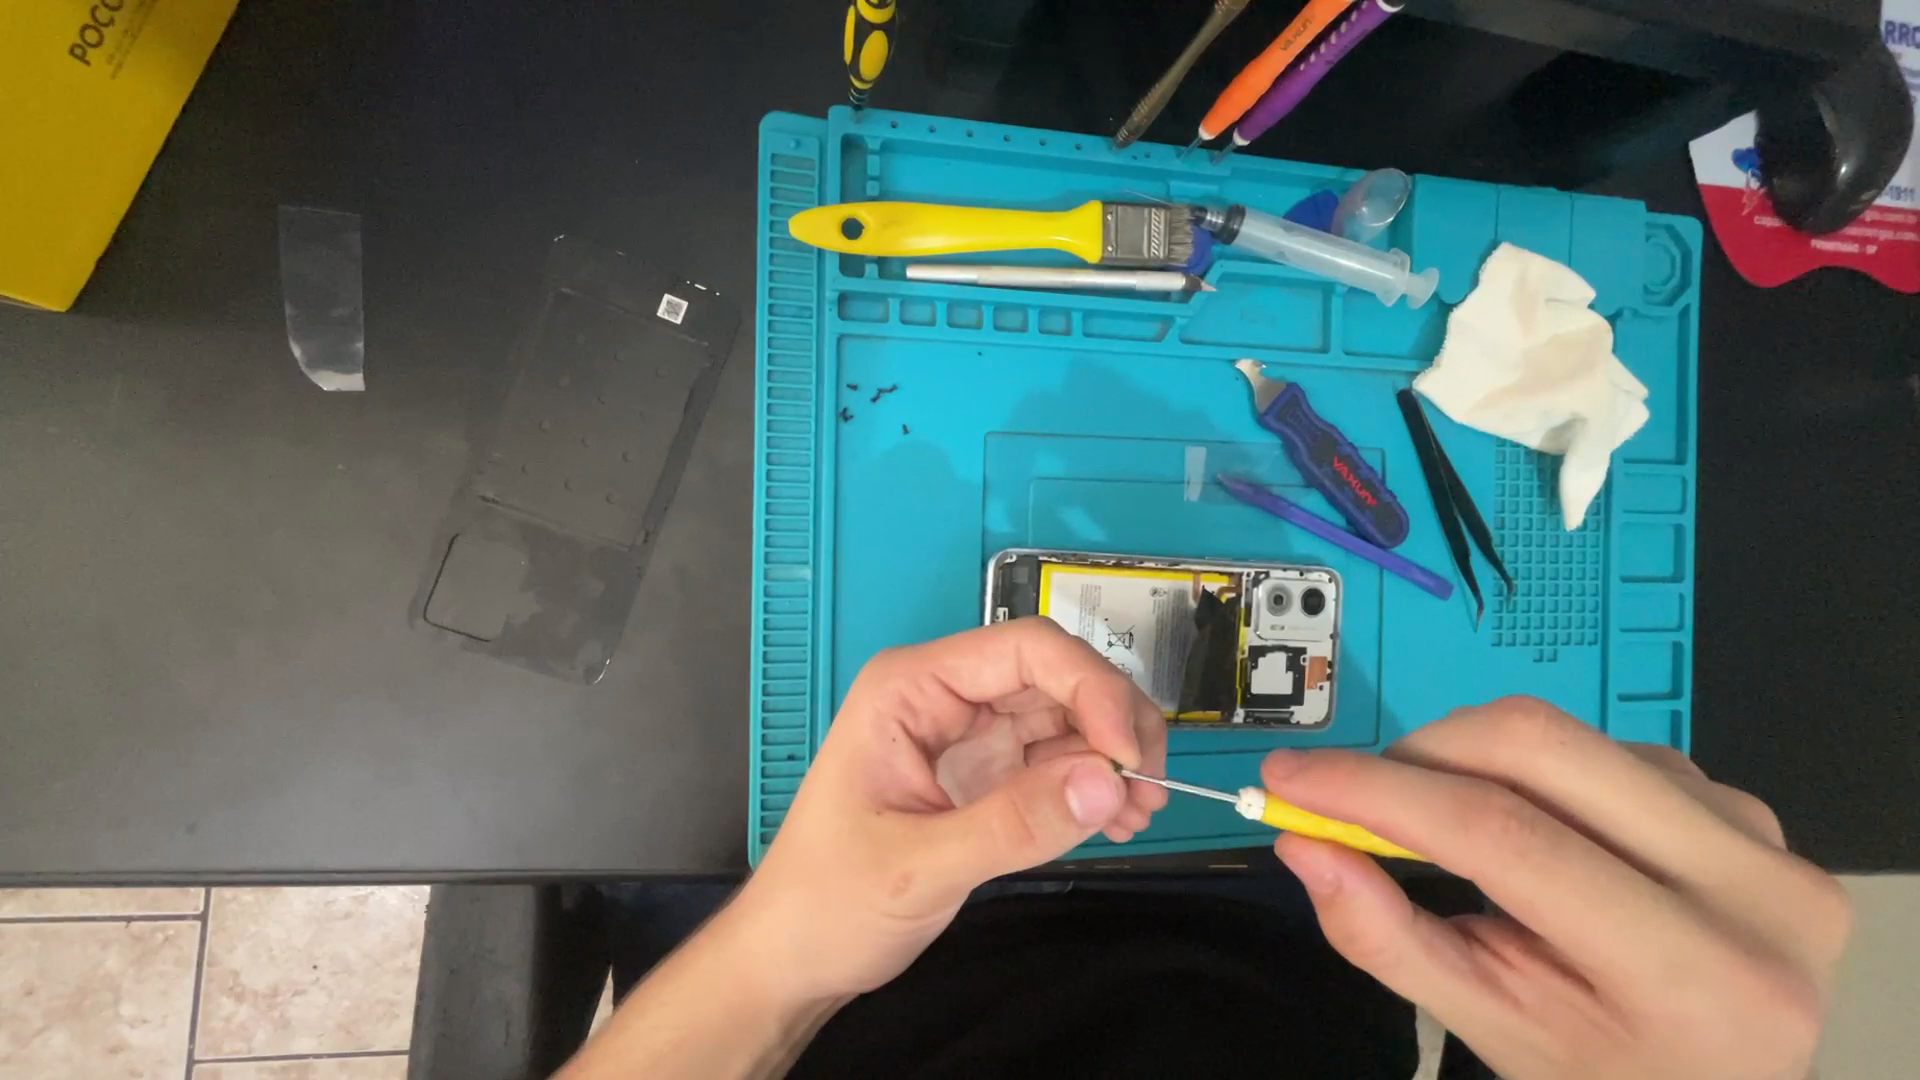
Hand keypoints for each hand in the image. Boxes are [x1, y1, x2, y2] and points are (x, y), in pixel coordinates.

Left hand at [734, 617, 1168, 1000]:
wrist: (794, 956)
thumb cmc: (829, 902)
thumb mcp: (918, 868)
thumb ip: (1013, 825)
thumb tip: (1110, 782)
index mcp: (913, 686)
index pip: (1023, 649)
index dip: (1089, 687)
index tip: (1129, 755)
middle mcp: (947, 695)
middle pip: (1054, 676)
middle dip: (1111, 723)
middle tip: (1149, 788)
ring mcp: (969, 733)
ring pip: (1064, 716)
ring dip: (1111, 757)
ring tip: (1138, 813)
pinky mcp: (986, 772)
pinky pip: (1055, 760)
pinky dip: (1093, 785)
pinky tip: (1116, 820)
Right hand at [1261, 697, 1848, 1079]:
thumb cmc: (1592, 1066)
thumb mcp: (1479, 1021)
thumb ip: (1381, 936)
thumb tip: (1297, 842)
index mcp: (1693, 974)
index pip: (1500, 838)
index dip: (1374, 791)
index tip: (1285, 775)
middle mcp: (1753, 886)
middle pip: (1534, 745)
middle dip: (1414, 752)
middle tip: (1359, 792)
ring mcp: (1756, 830)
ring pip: (1556, 732)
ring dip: (1462, 757)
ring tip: (1445, 819)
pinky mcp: (1737, 797)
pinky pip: (1587, 742)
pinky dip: (1517, 766)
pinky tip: (1529, 820)